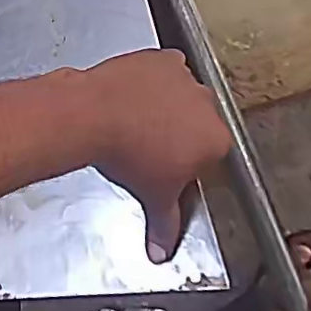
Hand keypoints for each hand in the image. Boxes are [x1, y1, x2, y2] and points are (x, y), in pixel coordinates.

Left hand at [80, 50, 233, 263]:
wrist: (93, 115)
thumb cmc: (126, 153)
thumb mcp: (152, 195)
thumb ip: (165, 225)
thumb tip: (161, 252)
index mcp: (216, 140)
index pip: (211, 155)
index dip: (188, 162)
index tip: (167, 165)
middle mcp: (207, 105)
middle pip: (199, 123)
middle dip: (180, 133)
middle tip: (150, 144)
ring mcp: (184, 78)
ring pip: (182, 94)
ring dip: (167, 103)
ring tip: (137, 117)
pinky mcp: (161, 58)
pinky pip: (165, 67)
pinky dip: (154, 76)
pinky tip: (137, 89)